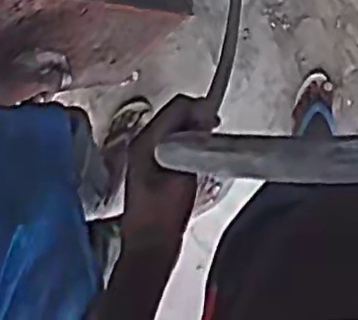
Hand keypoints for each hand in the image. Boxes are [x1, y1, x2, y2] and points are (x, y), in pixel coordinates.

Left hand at [120, 94, 217, 255]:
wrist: (149, 249)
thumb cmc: (165, 215)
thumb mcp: (184, 176)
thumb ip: (194, 145)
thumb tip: (205, 120)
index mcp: (146, 141)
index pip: (175, 108)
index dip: (197, 107)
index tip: (215, 117)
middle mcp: (142, 142)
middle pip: (172, 114)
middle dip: (195, 115)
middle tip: (215, 125)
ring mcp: (145, 154)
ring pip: (172, 126)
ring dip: (191, 127)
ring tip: (210, 136)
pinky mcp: (152, 166)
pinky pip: (171, 140)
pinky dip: (186, 139)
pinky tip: (199, 150)